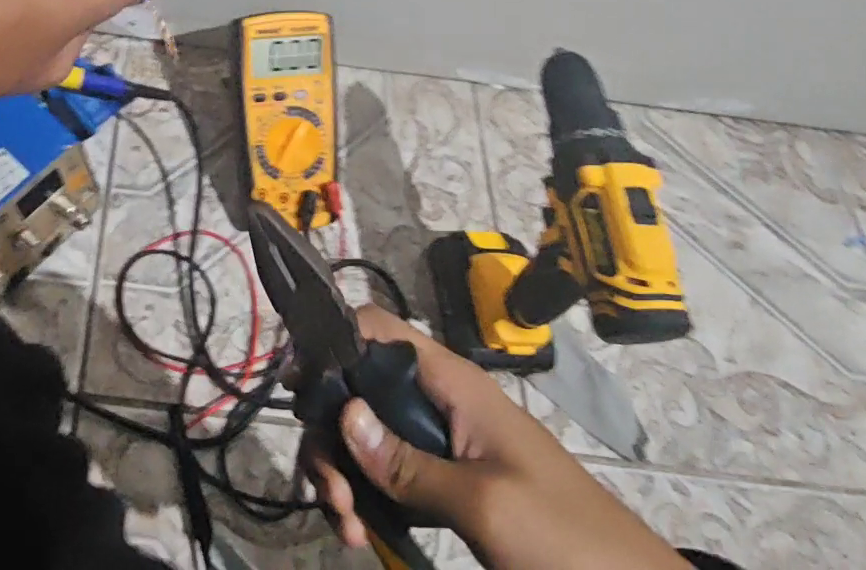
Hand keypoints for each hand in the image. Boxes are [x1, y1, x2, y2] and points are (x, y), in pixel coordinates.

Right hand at [304, 306, 688, 569]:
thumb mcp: (484, 502)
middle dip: (330, 437)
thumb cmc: (564, 537)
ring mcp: (435, 441)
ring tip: (348, 528)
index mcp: (450, 382)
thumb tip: (342, 413)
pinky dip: (362, 499)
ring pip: (361, 436)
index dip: (330, 346)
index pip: (376, 328)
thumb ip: (408, 462)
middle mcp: (435, 400)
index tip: (301, 394)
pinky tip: (360, 536)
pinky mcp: (437, 479)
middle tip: (331, 494)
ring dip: (341, 475)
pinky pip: (382, 474)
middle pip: (354, 390)